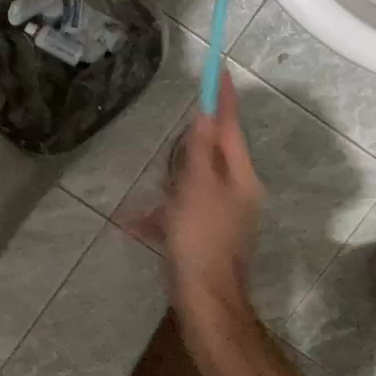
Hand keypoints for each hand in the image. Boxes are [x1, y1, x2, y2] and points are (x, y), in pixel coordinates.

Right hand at [161, 72, 262, 317]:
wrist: (206, 305)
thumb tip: (206, 111)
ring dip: (170, 185)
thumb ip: (200, 149)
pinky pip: (183, 211)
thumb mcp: (196, 188)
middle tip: (171, 162)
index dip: (222, 98)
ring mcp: (223, 214)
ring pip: (193, 182)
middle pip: (211, 153)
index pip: (230, 125)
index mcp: (240, 175)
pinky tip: (135, 223)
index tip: (219, 70)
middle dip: (187, 151)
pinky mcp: (207, 235)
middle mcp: (237, 190)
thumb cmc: (200, 240)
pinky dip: (163, 214)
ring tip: (152, 199)